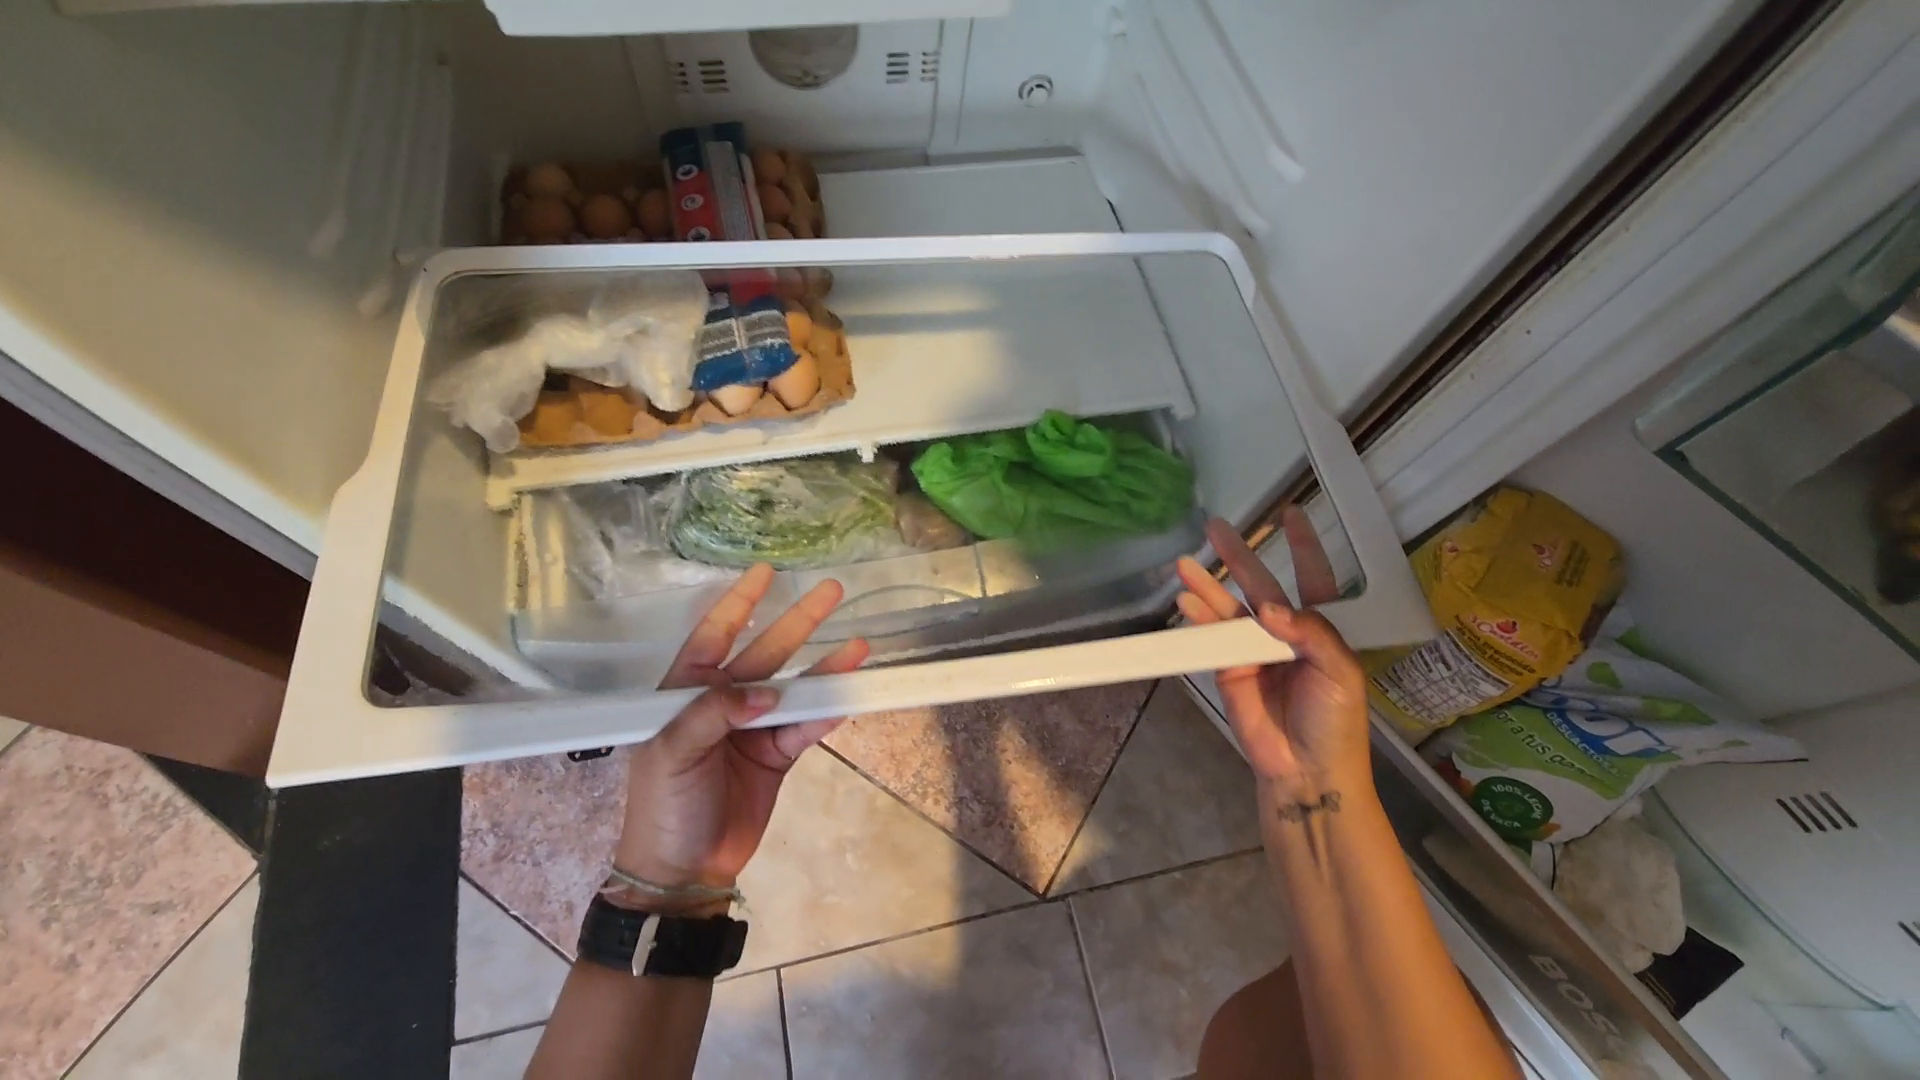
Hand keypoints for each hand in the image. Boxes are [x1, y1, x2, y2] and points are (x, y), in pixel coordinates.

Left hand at [614, 564, 868, 894]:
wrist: (685, 870)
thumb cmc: (665, 805)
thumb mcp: (671, 753)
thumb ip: (713, 714)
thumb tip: (767, 692)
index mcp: (686, 693)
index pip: (714, 636)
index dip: (740, 603)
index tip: (766, 572)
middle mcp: (724, 701)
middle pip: (766, 653)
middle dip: (799, 622)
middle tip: (832, 591)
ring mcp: (755, 728)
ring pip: (795, 688)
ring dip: (826, 667)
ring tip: (860, 643)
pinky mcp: (778, 755)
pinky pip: (807, 728)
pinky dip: (828, 713)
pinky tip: (851, 693)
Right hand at [1175, 509, 1371, 800]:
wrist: (1308, 771)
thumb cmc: (1336, 721)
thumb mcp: (1341, 672)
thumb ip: (1311, 633)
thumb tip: (1268, 608)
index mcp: (1320, 629)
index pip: (1313, 578)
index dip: (1303, 547)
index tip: (1291, 515)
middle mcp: (1284, 633)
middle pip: (1260, 586)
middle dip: (1239, 557)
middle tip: (1215, 528)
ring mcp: (1254, 652)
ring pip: (1228, 610)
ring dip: (1207, 587)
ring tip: (1184, 564)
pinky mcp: (1229, 671)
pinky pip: (1212, 640)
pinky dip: (1199, 620)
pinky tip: (1187, 600)